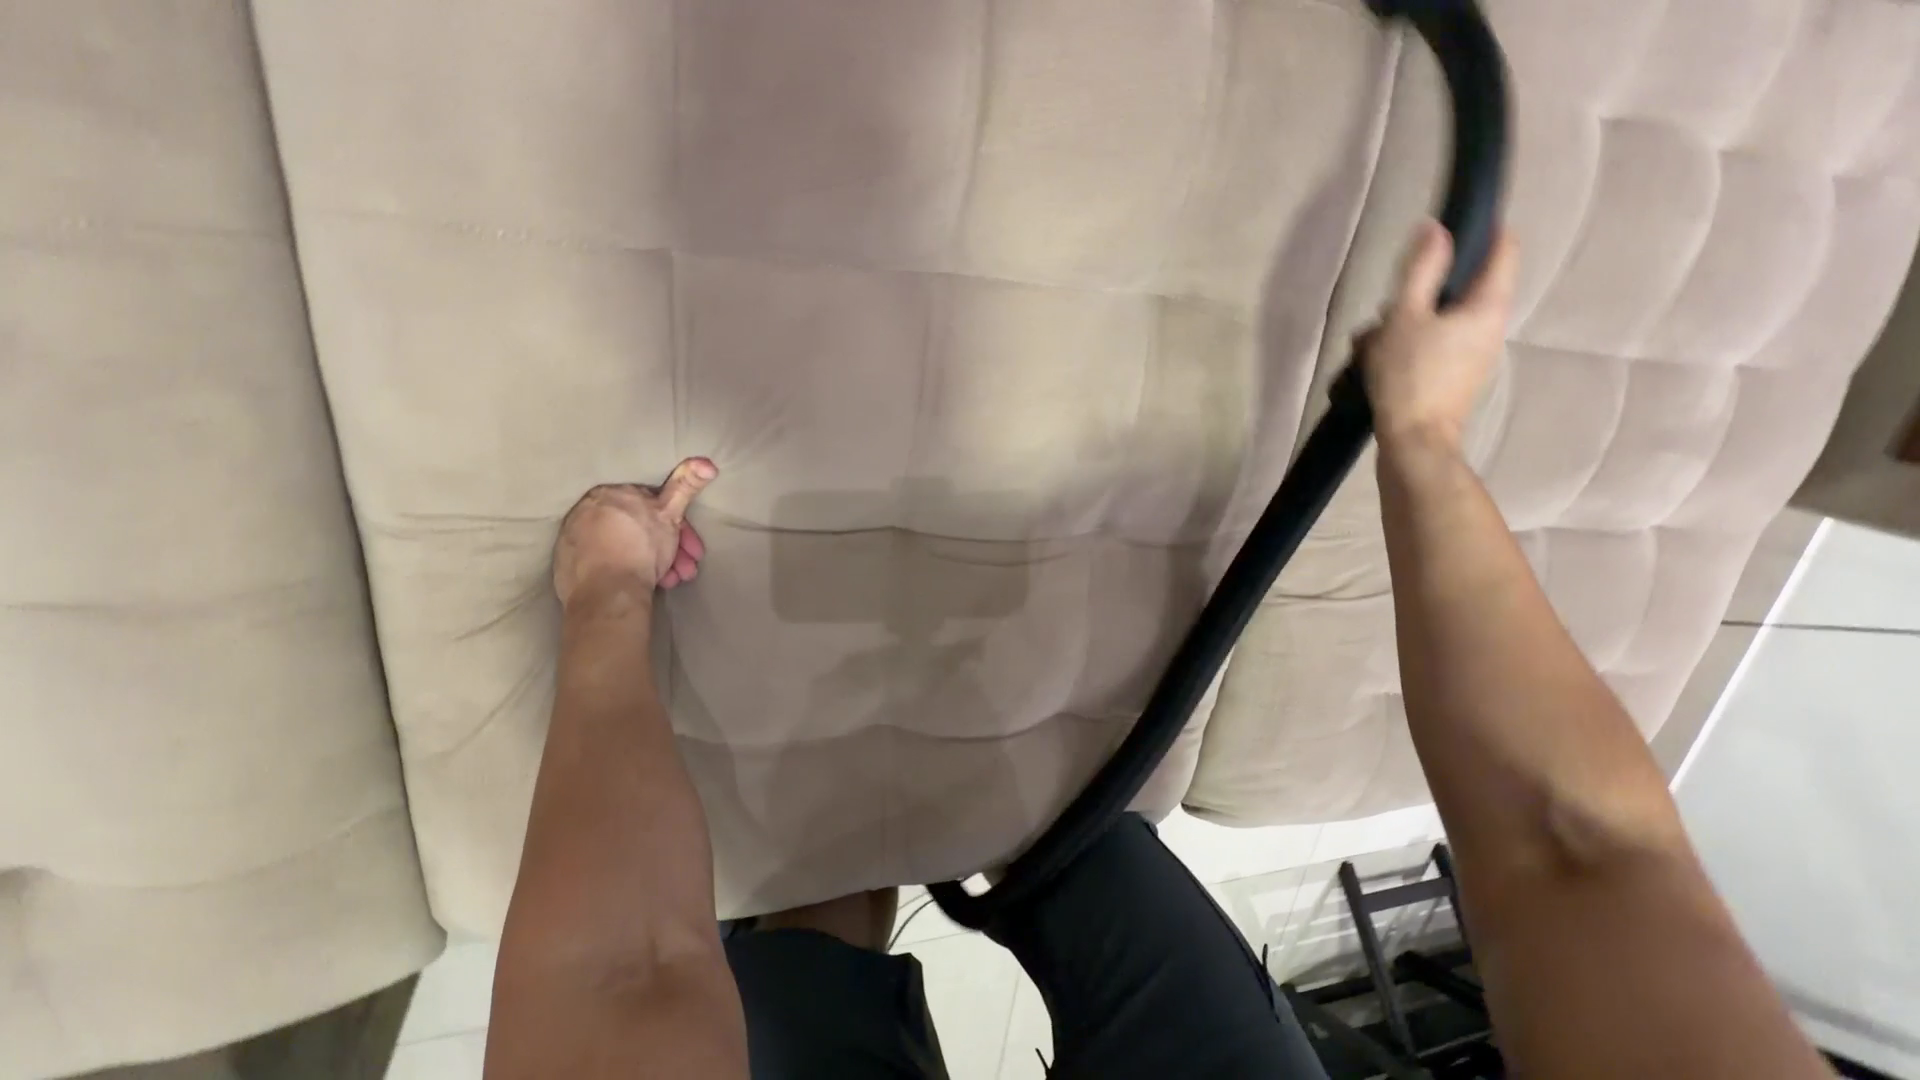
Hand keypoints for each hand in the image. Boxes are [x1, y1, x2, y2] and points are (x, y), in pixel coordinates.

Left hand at [553, 458, 717, 608]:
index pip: (651, 506)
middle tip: (684, 571)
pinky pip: (606, 564)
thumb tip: (706, 463)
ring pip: (625, 549)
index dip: (678, 528)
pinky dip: (627, 572)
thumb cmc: (641, 548)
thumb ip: (685, 485)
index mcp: (610, 493)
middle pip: (638, 529)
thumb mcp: (669, 513)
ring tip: (670, 583)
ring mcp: (575, 539)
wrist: (608, 593)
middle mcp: (587, 511)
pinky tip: (643, 585)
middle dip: (669, 551)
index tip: (692, 550)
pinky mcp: (568, 566)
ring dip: (655, 566)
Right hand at [1360, 220, 1518, 451]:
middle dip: (1422, 287)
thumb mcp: (1405, 316)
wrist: (1415, 443)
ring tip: (1370, 341)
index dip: (1479, 230)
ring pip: (1442, 317)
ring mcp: (1475, 354)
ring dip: (1406, 320)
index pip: (1504, 247)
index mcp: (1488, 305)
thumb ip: (1421, 270)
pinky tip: (1374, 360)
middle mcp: (1491, 326)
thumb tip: (1435, 228)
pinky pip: (1434, 344)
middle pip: (1463, 285)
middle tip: (1388, 302)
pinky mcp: (1455, 377)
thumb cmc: (1410, 376)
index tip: (1444, 232)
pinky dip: (1408, 343)